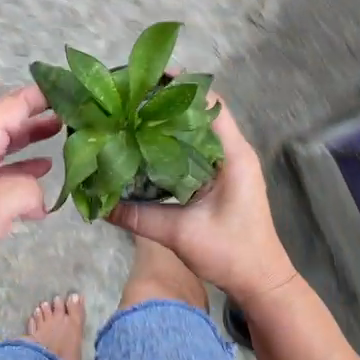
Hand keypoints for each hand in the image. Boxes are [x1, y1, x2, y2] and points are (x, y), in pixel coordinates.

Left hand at [0, 84, 60, 301]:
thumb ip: (28, 189)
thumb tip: (42, 198)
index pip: (9, 107)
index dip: (37, 94)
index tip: (68, 88)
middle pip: (7, 123)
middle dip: (38, 113)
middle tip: (72, 110)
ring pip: (7, 147)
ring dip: (33, 139)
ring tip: (62, 133)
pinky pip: (5, 174)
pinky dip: (26, 170)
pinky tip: (44, 176)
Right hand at [107, 99, 297, 303]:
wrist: (261, 282)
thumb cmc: (232, 254)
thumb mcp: (180, 234)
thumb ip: (139, 217)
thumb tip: (98, 205)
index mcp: (233, 156)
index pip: (209, 104)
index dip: (181, 86)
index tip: (147, 77)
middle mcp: (232, 153)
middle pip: (200, 113)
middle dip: (166, 103)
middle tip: (129, 98)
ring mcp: (227, 167)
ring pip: (195, 134)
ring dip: (167, 125)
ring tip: (130, 118)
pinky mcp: (220, 181)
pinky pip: (193, 154)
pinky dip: (171, 147)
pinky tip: (143, 151)